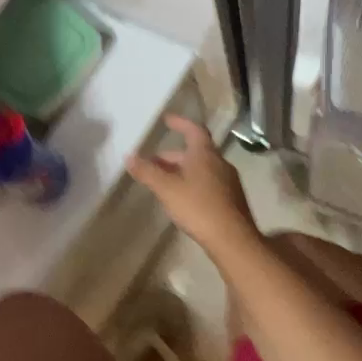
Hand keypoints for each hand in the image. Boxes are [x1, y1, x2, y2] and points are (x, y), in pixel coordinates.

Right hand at [126, 116, 259, 253]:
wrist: (233, 240)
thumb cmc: (197, 207)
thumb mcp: (165, 188)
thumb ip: (146, 171)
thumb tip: (129, 156)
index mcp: (205, 155)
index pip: (194, 130)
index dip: (181, 123)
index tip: (167, 120)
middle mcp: (220, 164)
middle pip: (195, 152)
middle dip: (172, 155)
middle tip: (153, 162)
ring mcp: (228, 182)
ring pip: (201, 168)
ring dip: (181, 170)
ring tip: (162, 181)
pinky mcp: (231, 200)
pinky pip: (208, 182)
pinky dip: (191, 182)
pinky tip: (180, 197)